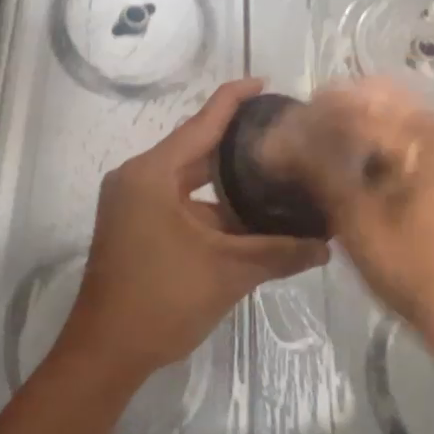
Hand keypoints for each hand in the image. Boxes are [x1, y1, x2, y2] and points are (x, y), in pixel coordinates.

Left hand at [57, 78, 329, 380]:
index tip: (264, 82)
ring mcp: (131, 203)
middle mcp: (137, 178)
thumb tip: (326, 246)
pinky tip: (246, 218)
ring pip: (187, 181)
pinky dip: (208, 208)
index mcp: (152, 173)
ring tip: (273, 176)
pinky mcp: (132, 226)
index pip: (201, 124)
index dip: (233, 100)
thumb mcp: (227, 272)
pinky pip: (176, 203)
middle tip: (280, 135)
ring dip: (225, 184)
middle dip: (236, 145)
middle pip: (194, 150)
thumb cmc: (162, 299)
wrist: (106, 351)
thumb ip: (278, 252)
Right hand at [269, 79, 433, 359]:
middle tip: (300, 135)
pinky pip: (416, 139)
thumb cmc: (412, 267)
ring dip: (359, 126)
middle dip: (337, 113)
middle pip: (382, 101)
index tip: (282, 129)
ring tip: (322, 149)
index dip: (315, 113)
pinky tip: (358, 165)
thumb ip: (316, 168)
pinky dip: (383, 144)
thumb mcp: (355, 218)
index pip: (360, 105)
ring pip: (399, 118)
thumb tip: (277, 139)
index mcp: (429, 135)